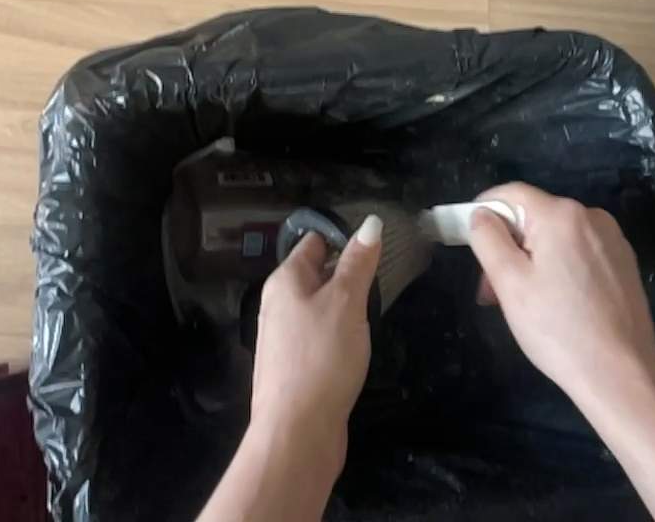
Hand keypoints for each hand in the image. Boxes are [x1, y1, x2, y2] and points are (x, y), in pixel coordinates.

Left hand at [250, 217, 382, 445]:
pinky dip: (336, 337)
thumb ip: (359, 262)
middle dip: (345, 277)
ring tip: (369, 316)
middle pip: (315, 274)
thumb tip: (370, 222)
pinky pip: (317, 337)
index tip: (374, 247)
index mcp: (285, 280)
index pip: (314, 242)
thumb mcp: (347, 302)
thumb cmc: (322, 357)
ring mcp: (282, 337)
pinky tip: (353, 350)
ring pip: (317, 307)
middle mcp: (277, 303)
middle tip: (377, 283)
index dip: (343, 239)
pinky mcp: (292, 367)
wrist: (297, 432)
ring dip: (343, 309)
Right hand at [468, 183, 654, 398]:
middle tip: (493, 290)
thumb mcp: (509, 282)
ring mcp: (612, 239)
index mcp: (561, 214)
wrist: (622, 378)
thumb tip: (482, 214)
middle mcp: (591, 216)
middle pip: (534, 217)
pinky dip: (560, 267)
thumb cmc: (558, 329)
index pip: (511, 193)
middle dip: (508, 246)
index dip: (485, 210)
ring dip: (532, 259)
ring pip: (556, 236)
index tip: (471, 240)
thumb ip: (487, 238)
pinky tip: (557, 304)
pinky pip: (579, 251)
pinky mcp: (624, 263)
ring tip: (524, 303)